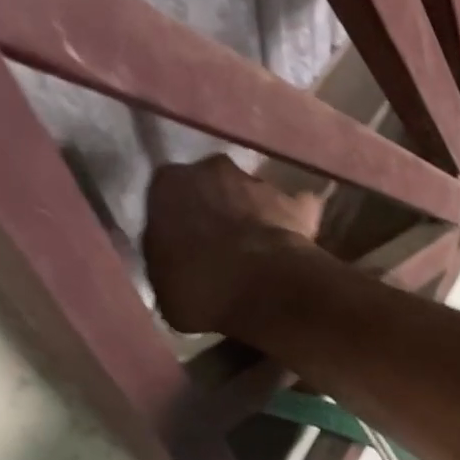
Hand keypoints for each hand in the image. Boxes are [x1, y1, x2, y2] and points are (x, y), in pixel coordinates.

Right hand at [142, 155, 322, 333]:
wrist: (262, 290)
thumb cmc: (198, 289)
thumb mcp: (161, 285)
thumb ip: (164, 260)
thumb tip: (174, 262)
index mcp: (168, 185)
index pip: (165, 195)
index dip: (173, 220)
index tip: (179, 244)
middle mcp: (212, 170)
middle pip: (210, 186)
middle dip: (213, 209)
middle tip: (215, 247)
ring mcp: (259, 182)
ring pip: (251, 195)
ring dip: (251, 216)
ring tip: (254, 254)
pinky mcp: (297, 202)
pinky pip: (294, 209)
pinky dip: (293, 224)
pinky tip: (292, 247)